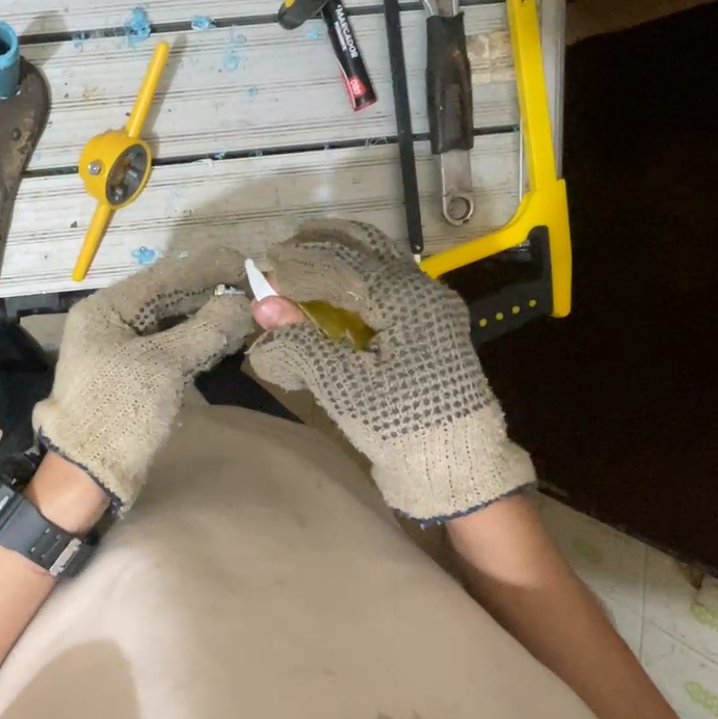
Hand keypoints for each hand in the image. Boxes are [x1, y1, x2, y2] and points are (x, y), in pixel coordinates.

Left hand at [34, 249, 253, 505]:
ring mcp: (119, 348)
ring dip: (208, 318)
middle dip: (212, 294)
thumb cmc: (120, 411)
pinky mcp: (131, 374)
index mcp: (107, 308)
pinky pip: (168, 346)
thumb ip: (206, 329)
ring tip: (249, 313)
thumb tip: (244, 302)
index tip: (249, 265)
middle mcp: (110, 321)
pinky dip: (196, 341)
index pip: (166, 276)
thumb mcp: (166, 366)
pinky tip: (225, 339)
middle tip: (256, 290)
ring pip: (171, 322)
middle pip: (168, 297)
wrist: (88, 470)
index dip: (210, 269)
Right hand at [248, 219, 534, 520]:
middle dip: (322, 251)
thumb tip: (262, 305)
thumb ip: (301, 339)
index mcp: (407, 298)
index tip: (263, 267)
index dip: (299, 262)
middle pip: (367, 251)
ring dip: (337, 269)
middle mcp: (424, 292)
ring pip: (378, 269)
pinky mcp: (428, 333)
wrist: (455, 466)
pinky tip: (328, 306)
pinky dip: (353, 292)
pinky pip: (385, 295)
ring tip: (299, 280)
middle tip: (282, 259)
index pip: (343, 261)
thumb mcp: (343, 384)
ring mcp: (430, 312)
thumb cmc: (400, 422)